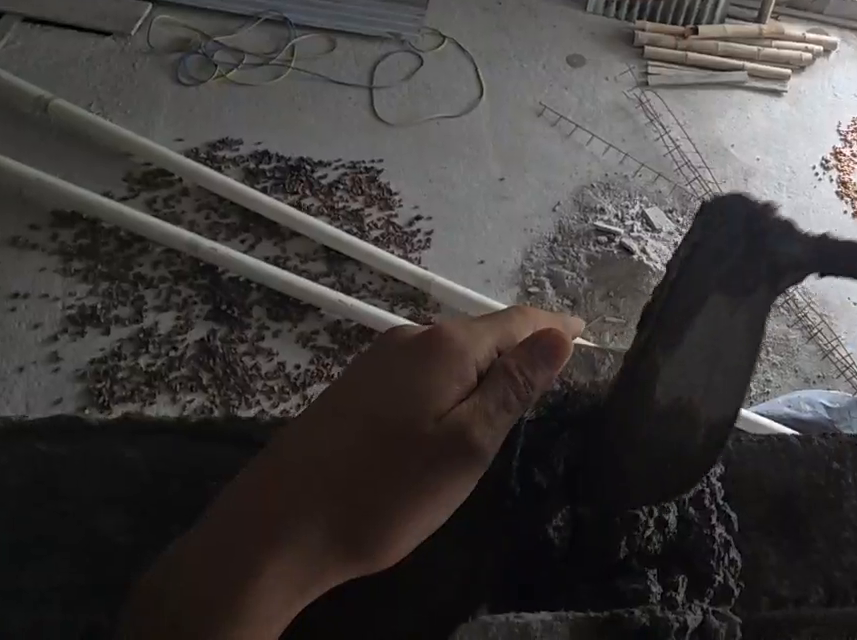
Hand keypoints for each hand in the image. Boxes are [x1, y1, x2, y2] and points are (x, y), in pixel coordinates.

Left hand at [121, 307, 582, 638]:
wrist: (268, 536)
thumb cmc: (383, 494)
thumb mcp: (467, 447)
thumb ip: (515, 385)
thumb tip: (561, 335)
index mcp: (446, 346)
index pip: (519, 321)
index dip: (555, 327)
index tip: (587, 334)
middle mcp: (412, 337)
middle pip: (485, 332)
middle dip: (522, 347)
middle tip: (554, 375)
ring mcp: (378, 359)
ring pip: (452, 351)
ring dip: (486, 365)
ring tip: (510, 395)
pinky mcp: (355, 384)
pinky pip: (423, 367)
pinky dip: (452, 379)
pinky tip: (450, 409)